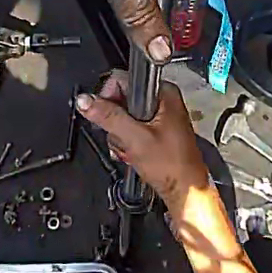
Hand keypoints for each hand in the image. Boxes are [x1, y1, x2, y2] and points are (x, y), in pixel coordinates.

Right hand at [77, 72, 209, 209]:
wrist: (184, 193)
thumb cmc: (173, 167)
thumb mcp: (135, 138)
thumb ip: (109, 117)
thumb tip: (86, 101)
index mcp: (164, 92)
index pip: (122, 80)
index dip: (110, 98)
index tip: (110, 117)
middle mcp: (162, 100)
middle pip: (120, 100)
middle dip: (116, 123)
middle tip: (126, 138)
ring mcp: (158, 116)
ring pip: (122, 117)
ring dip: (120, 137)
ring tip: (132, 149)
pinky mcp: (154, 130)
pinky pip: (129, 129)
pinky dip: (126, 143)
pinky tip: (134, 153)